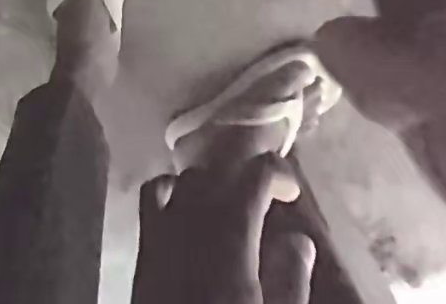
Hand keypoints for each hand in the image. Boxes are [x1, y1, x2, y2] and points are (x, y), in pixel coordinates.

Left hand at [131, 155, 316, 303]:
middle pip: (223, 167)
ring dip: (215, 180)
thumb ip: (291, 278)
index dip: (277, 172)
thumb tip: (299, 239)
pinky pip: (155, 191)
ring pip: (192, 177)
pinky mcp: (146, 240)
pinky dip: (173, 186)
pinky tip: (185, 204)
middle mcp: (197, 213)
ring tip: (235, 203)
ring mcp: (166, 222)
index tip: (291, 190)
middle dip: (247, 172)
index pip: (256, 173)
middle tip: (269, 195)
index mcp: (233, 229)